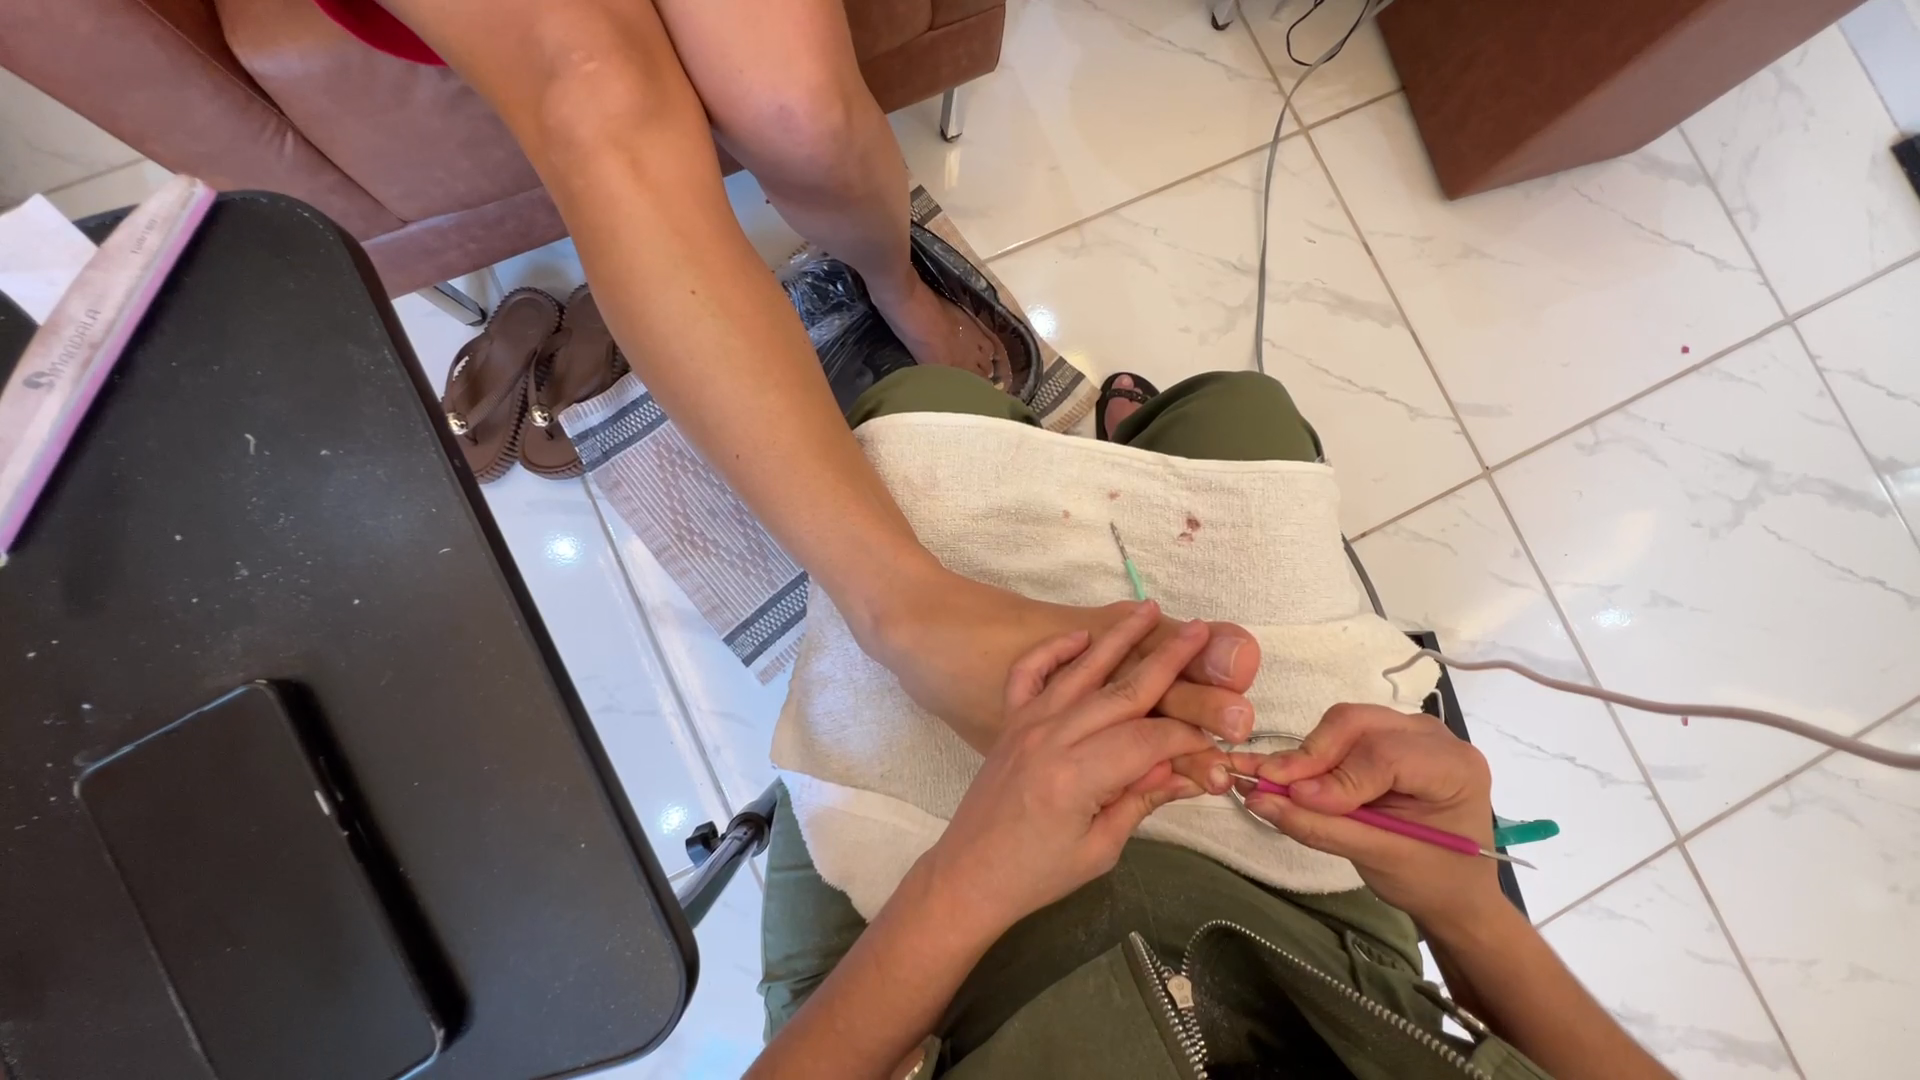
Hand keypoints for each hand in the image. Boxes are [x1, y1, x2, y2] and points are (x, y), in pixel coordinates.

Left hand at [919, 602, 1215, 932]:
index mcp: (1077, 777)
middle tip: (1200, 630)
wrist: (969, 874)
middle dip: (1167, 660)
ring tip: (1148, 609)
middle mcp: (1052, 738)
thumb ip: (1142, 800)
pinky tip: (1080, 636)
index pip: (1148, 739)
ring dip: (1118, 638)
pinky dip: (1054, 651)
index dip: (1187, 737)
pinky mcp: (1009, 721)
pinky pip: (1029, 673)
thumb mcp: (1099, 849)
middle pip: (1122, 691)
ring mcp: (1026, 723)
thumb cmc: (1037, 874)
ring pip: (1081, 671)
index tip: (1215, 740)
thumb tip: (1191, 771)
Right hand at [1231, 703, 1505, 934]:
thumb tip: (1258, 801)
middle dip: (1312, 755)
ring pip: (1341, 724)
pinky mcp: (1381, 737)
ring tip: (1276, 785)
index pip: (1385, 755)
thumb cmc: (1431, 880)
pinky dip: (1308, 756)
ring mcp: (1405, 731)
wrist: (1453, 890)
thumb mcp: (1379, 858)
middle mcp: (1432, 736)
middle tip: (1271, 784)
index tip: (1296, 801)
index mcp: (1454, 767)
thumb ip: (1318, 827)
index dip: (1337, 776)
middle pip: (1357, 724)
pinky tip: (1280, 772)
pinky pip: (1337, 734)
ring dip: (1307, 755)